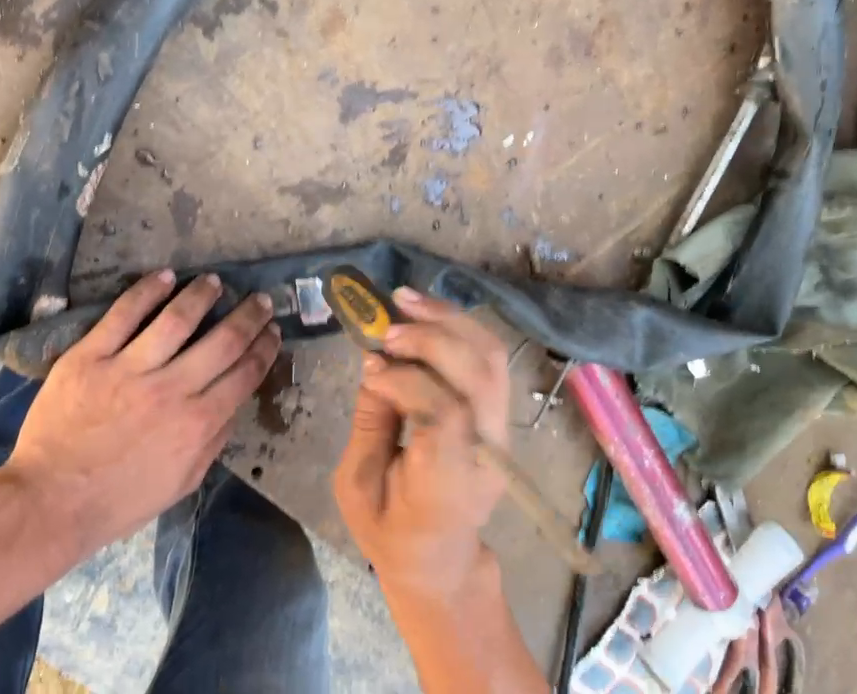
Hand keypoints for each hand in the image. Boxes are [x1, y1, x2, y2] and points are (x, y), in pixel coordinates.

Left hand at [2, 270, 281, 554]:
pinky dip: (147, 291)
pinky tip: (165, 277)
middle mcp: (171, 390)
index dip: (264, 348)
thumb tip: (235, 404)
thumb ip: (213, 441)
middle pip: (222, 340)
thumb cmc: (120, 499)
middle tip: (259, 299)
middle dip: (248, 316)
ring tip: (213, 281)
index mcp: (197, 423)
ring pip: (177, 318)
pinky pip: (124, 314)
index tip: (272, 331)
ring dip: (201, 295)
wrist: (52, 501)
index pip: (243, 374)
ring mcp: (129, 369)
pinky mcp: (91, 356)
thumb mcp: (183, 483)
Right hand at [333, 286, 511, 604]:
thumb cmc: (390, 530)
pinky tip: (423, 314)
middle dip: (431, 338)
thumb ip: (370, 424)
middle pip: (478, 374)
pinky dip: (458, 328)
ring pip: (491, 357)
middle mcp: (487, 451)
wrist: (438, 557)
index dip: (406, 380)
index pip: (445, 412)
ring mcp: (500, 432)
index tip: (369, 367)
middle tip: (385, 326)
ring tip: (404, 300)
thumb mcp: (357, 486)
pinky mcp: (498, 416)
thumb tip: (376, 364)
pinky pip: (488, 360)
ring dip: (449, 320)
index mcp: (449, 481)